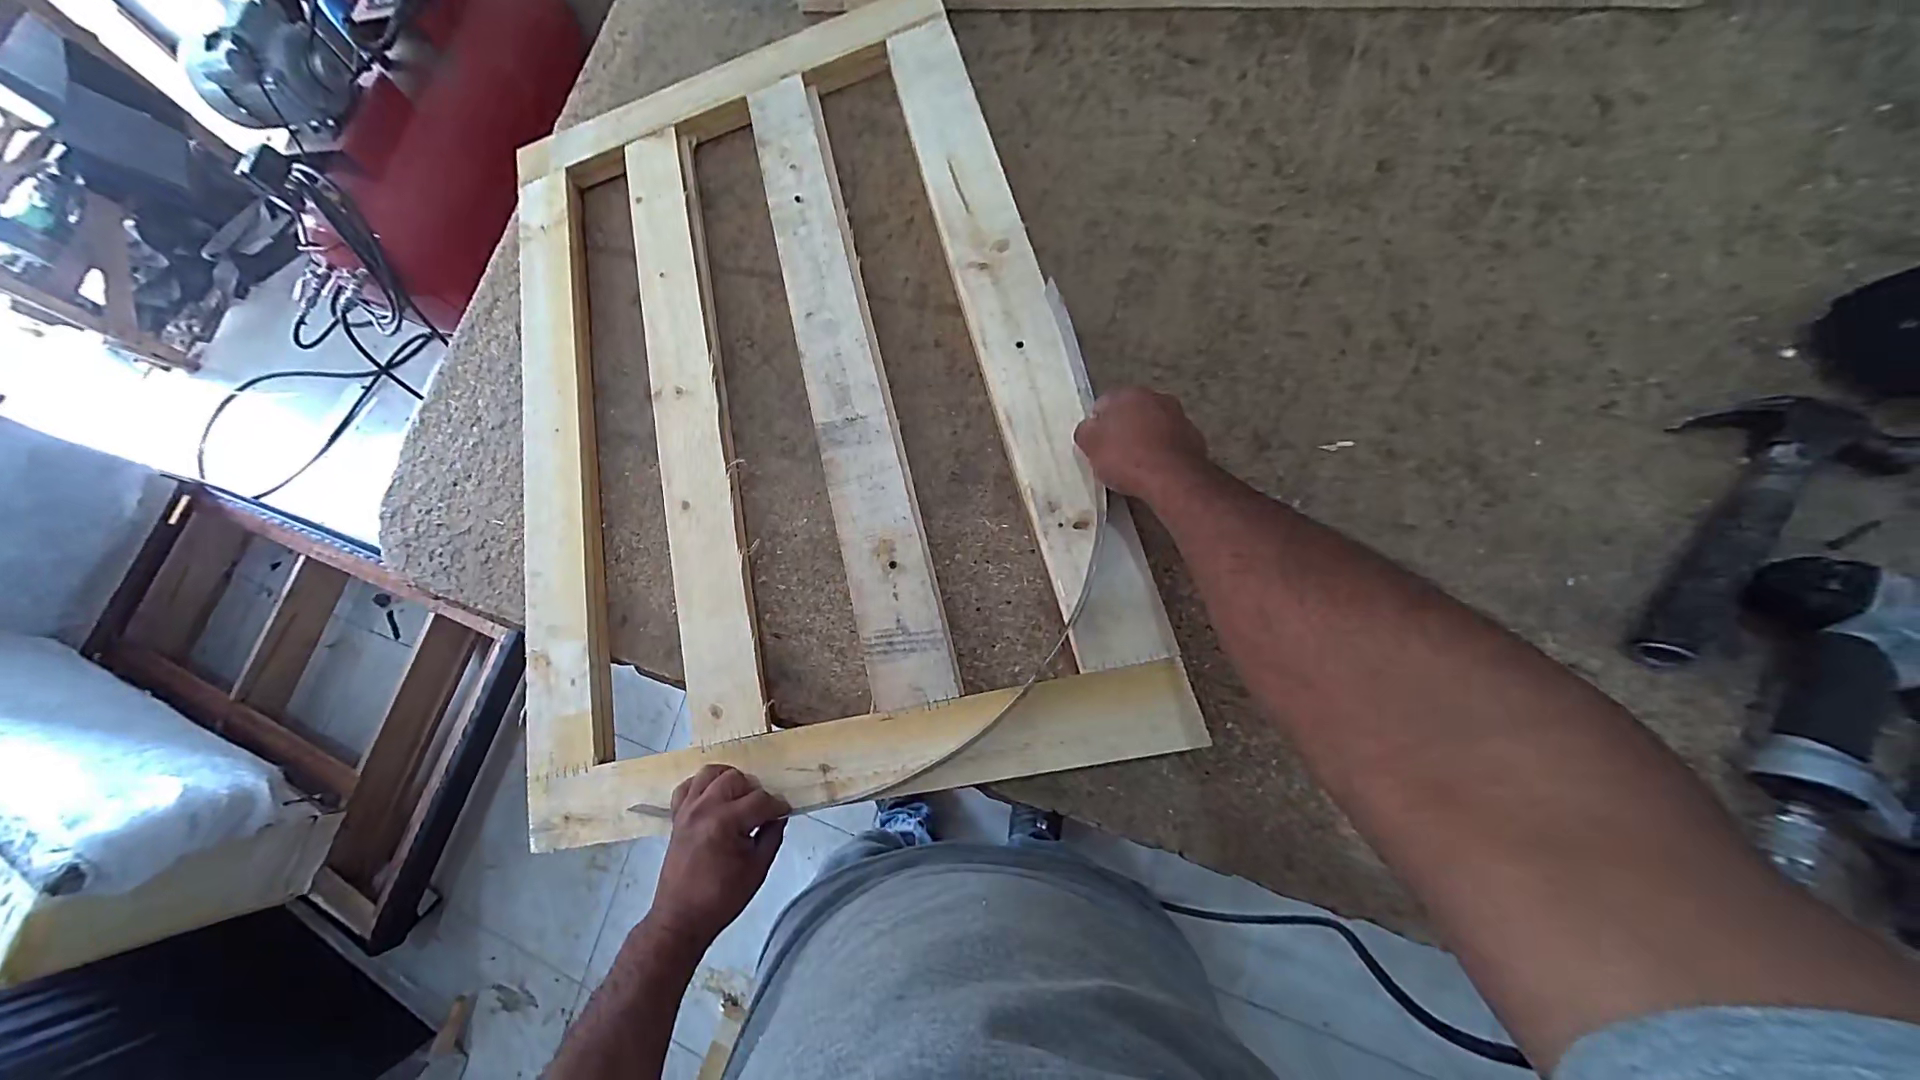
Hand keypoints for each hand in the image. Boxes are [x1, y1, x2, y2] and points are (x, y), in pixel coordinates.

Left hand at [645, 765, 788, 946]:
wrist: (681, 918)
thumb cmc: (722, 897)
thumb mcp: (758, 867)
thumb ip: (772, 834)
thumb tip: (779, 814)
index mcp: (725, 822)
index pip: (760, 800)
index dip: (777, 805)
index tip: (784, 811)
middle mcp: (704, 809)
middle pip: (736, 779)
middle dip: (754, 791)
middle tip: (760, 810)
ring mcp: (687, 810)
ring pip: (710, 773)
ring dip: (728, 780)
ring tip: (738, 798)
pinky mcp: (676, 817)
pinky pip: (687, 787)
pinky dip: (701, 786)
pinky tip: (713, 798)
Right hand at [1074, 387, 1211, 499]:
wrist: (1173, 478)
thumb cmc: (1125, 458)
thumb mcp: (1090, 446)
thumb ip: (1085, 430)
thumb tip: (1091, 427)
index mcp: (1126, 393)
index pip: (1102, 404)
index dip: (1097, 426)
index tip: (1097, 446)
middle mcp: (1155, 396)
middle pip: (1130, 412)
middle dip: (1123, 429)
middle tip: (1115, 455)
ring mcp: (1178, 415)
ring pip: (1153, 425)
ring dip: (1145, 438)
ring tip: (1137, 465)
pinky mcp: (1194, 435)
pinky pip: (1170, 441)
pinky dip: (1163, 451)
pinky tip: (1156, 469)